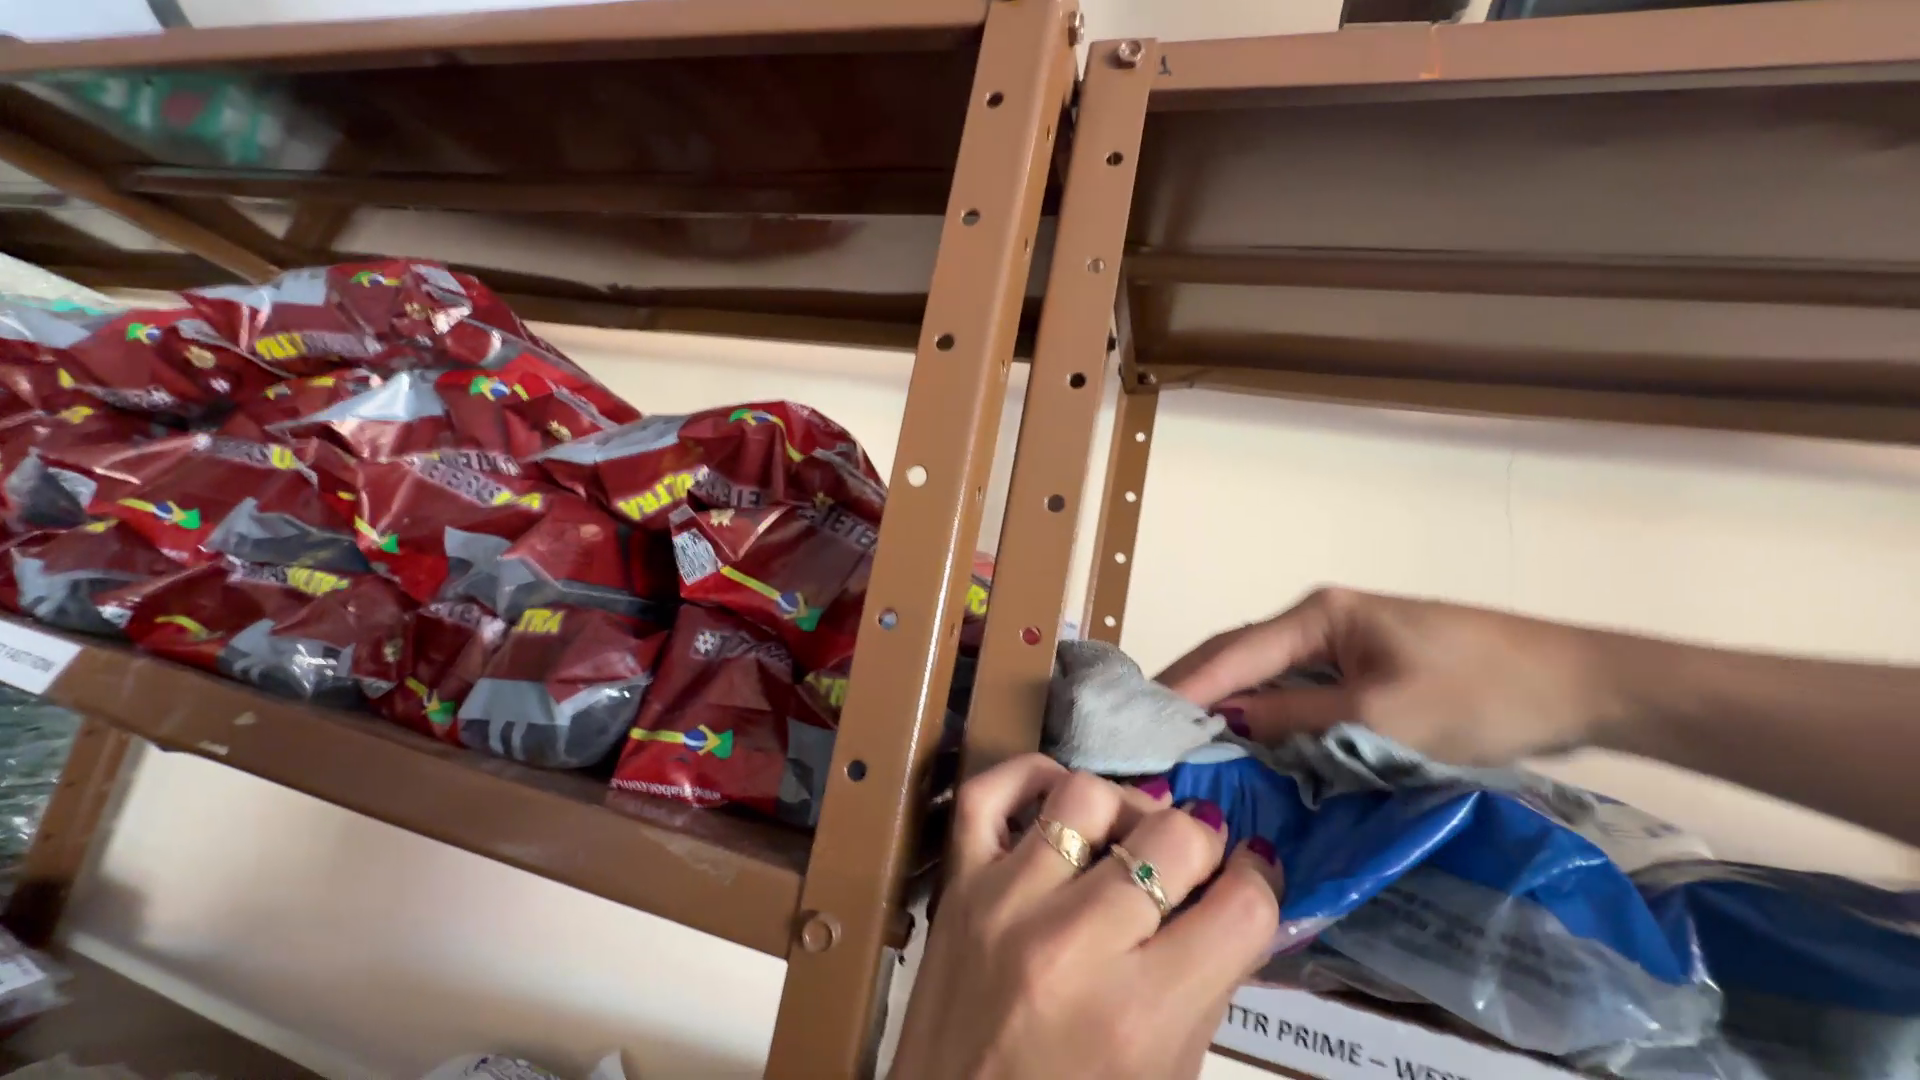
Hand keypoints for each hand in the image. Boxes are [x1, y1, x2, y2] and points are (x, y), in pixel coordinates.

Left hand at [891, 756, 1283, 1079]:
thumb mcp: (1167, 1070)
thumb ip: (1212, 978)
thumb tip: (1246, 886)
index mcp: (1140, 1016)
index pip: (1241, 908)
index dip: (1260, 884)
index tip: (1250, 877)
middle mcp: (1072, 946)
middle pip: (1173, 837)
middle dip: (1201, 845)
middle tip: (1190, 864)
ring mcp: (1004, 902)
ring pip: (1086, 796)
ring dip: (1125, 811)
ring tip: (1126, 840)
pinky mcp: (956, 883)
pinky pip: (989, 790)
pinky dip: (1030, 777)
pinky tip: (1058, 800)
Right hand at [1156, 587, 1622, 765]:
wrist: (1582, 687)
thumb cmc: (1481, 693)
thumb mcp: (1381, 714)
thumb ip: (1297, 717)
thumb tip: (1229, 723)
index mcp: (1319, 615)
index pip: (1233, 652)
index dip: (1184, 686)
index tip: (1138, 719)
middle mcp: (1321, 620)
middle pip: (1240, 657)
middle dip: (1193, 691)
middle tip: (1146, 732)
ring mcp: (1344, 644)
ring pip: (1268, 676)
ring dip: (1228, 706)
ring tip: (1181, 742)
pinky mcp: (1365, 669)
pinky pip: (1300, 692)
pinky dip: (1268, 717)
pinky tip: (1248, 744)